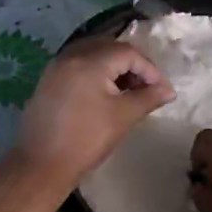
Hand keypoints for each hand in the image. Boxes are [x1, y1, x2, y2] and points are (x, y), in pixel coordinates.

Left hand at [11, 37, 174, 188]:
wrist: (42, 164)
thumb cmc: (86, 140)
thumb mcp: (122, 117)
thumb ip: (148, 98)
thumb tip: (169, 91)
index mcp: (89, 62)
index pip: (128, 53)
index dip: (149, 69)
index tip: (161, 90)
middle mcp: (70, 56)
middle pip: (109, 47)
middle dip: (132, 64)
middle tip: (146, 87)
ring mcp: (56, 67)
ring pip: (92, 54)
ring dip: (114, 67)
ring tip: (127, 91)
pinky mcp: (48, 80)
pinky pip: (78, 65)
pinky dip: (96, 72)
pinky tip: (104, 94)